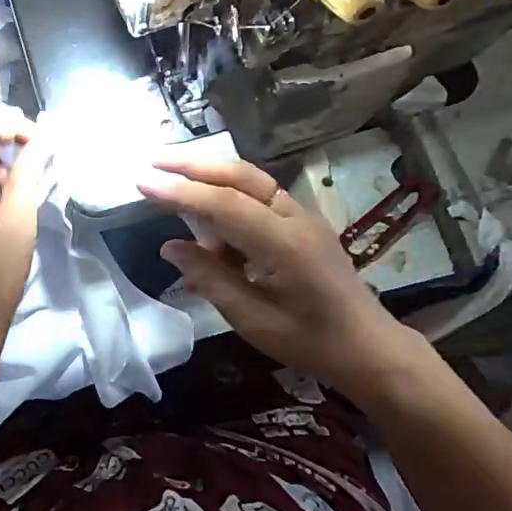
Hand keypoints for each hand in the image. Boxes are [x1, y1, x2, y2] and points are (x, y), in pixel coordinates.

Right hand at [138, 157, 432, 401]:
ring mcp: (303, 218)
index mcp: (284, 244)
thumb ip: (210, 279)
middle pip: (240, 176)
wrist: (369, 349)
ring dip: (211, 181)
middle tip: (154, 161)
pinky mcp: (304, 224)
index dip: (179, 192)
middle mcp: (296, 219)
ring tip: (175, 198)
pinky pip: (261, 200)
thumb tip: (171, 247)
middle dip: (195, 164)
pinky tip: (212, 232)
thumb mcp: (252, 320)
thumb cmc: (311, 342)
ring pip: (251, 182)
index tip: (142, 181)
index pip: (223, 205)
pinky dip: (230, 203)